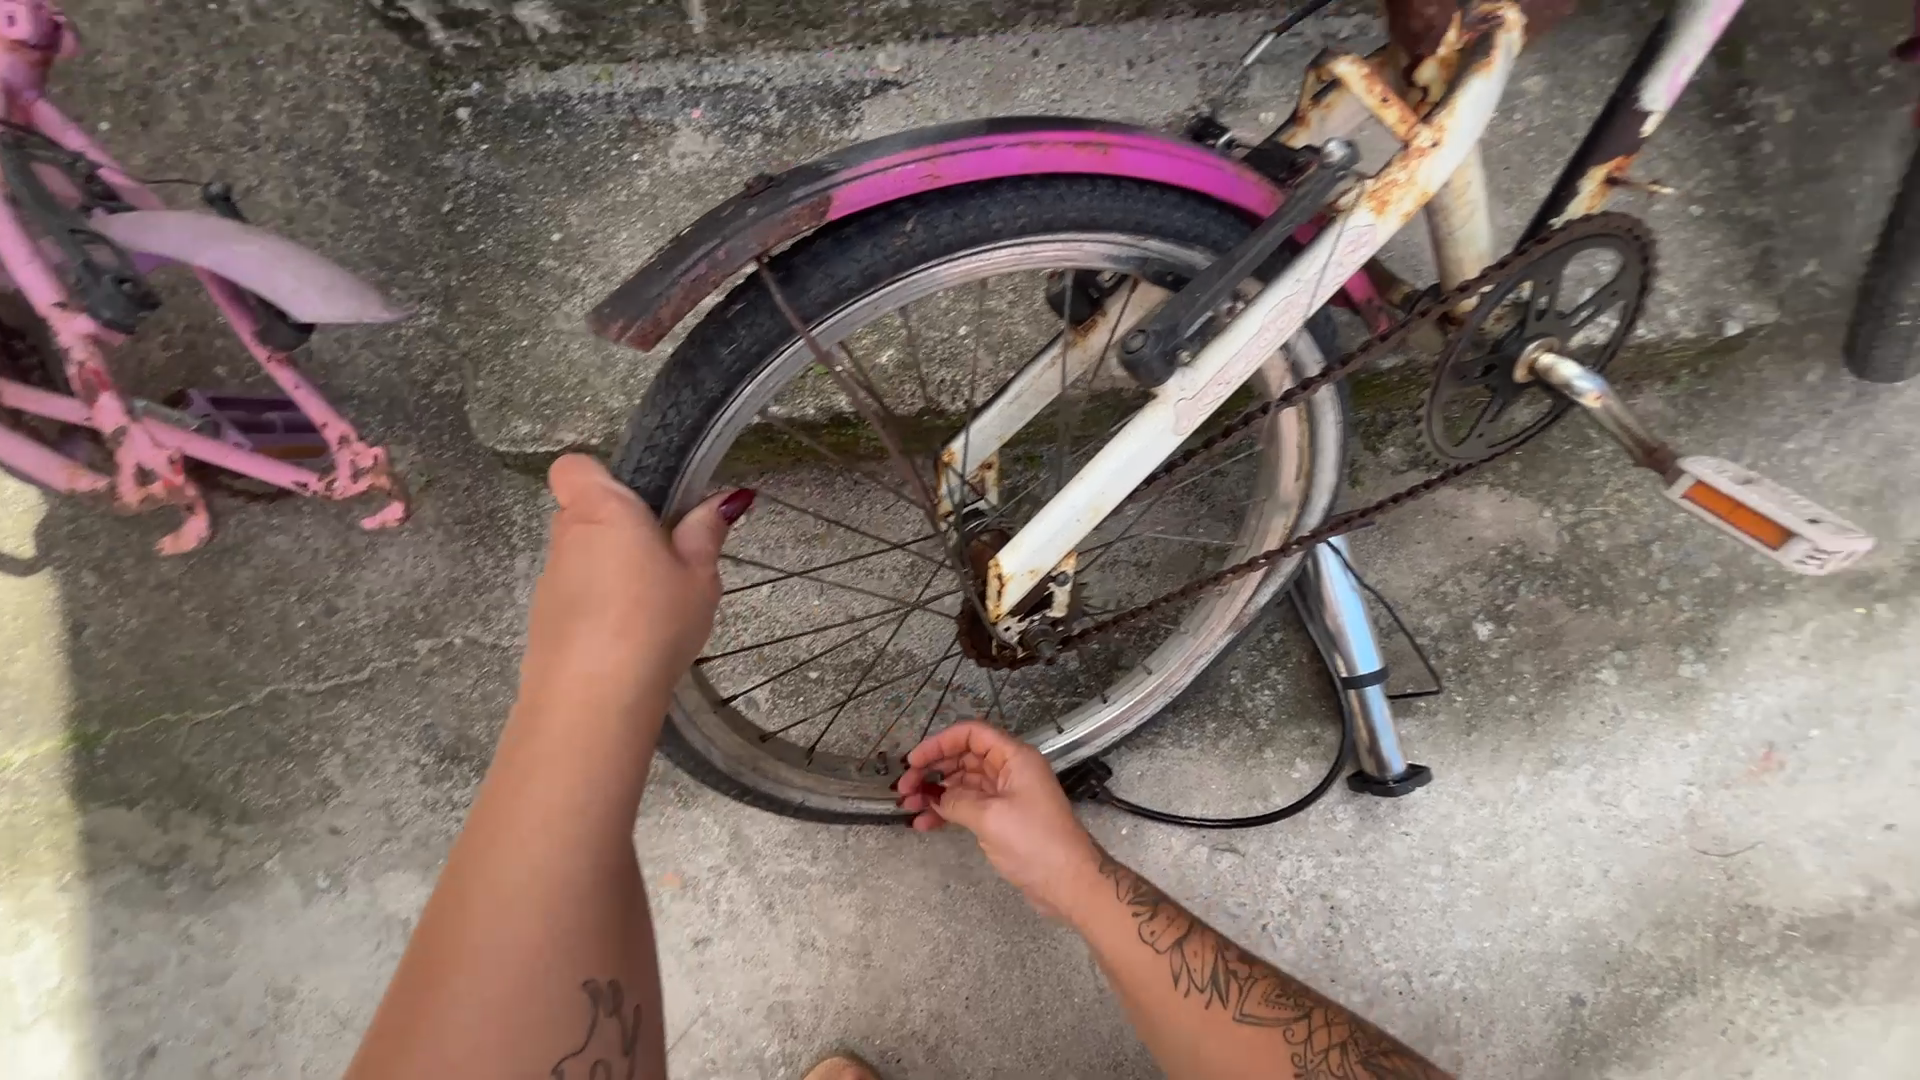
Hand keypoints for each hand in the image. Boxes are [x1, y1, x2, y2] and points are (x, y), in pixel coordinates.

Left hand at [517, 454, 750, 710]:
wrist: (593, 700)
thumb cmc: (653, 621)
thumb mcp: (699, 576)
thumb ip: (706, 532)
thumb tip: (729, 498)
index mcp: (601, 511)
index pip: (575, 466)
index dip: (605, 477)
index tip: (645, 502)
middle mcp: (566, 538)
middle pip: (585, 514)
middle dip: (622, 528)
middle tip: (669, 557)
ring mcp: (550, 582)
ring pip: (583, 558)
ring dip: (613, 570)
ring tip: (657, 605)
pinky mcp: (545, 622)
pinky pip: (578, 596)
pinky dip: (601, 605)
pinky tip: (632, 636)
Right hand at [897, 720, 1101, 918]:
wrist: (1070, 883)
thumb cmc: (1035, 842)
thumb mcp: (990, 818)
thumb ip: (958, 802)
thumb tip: (936, 798)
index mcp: (1014, 758)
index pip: (972, 734)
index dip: (940, 743)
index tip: (914, 760)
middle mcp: (1010, 770)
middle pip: (964, 757)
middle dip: (933, 770)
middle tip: (904, 787)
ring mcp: (1006, 795)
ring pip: (963, 783)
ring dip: (936, 793)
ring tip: (908, 807)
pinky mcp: (1003, 818)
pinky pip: (968, 806)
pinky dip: (947, 812)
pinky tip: (924, 824)